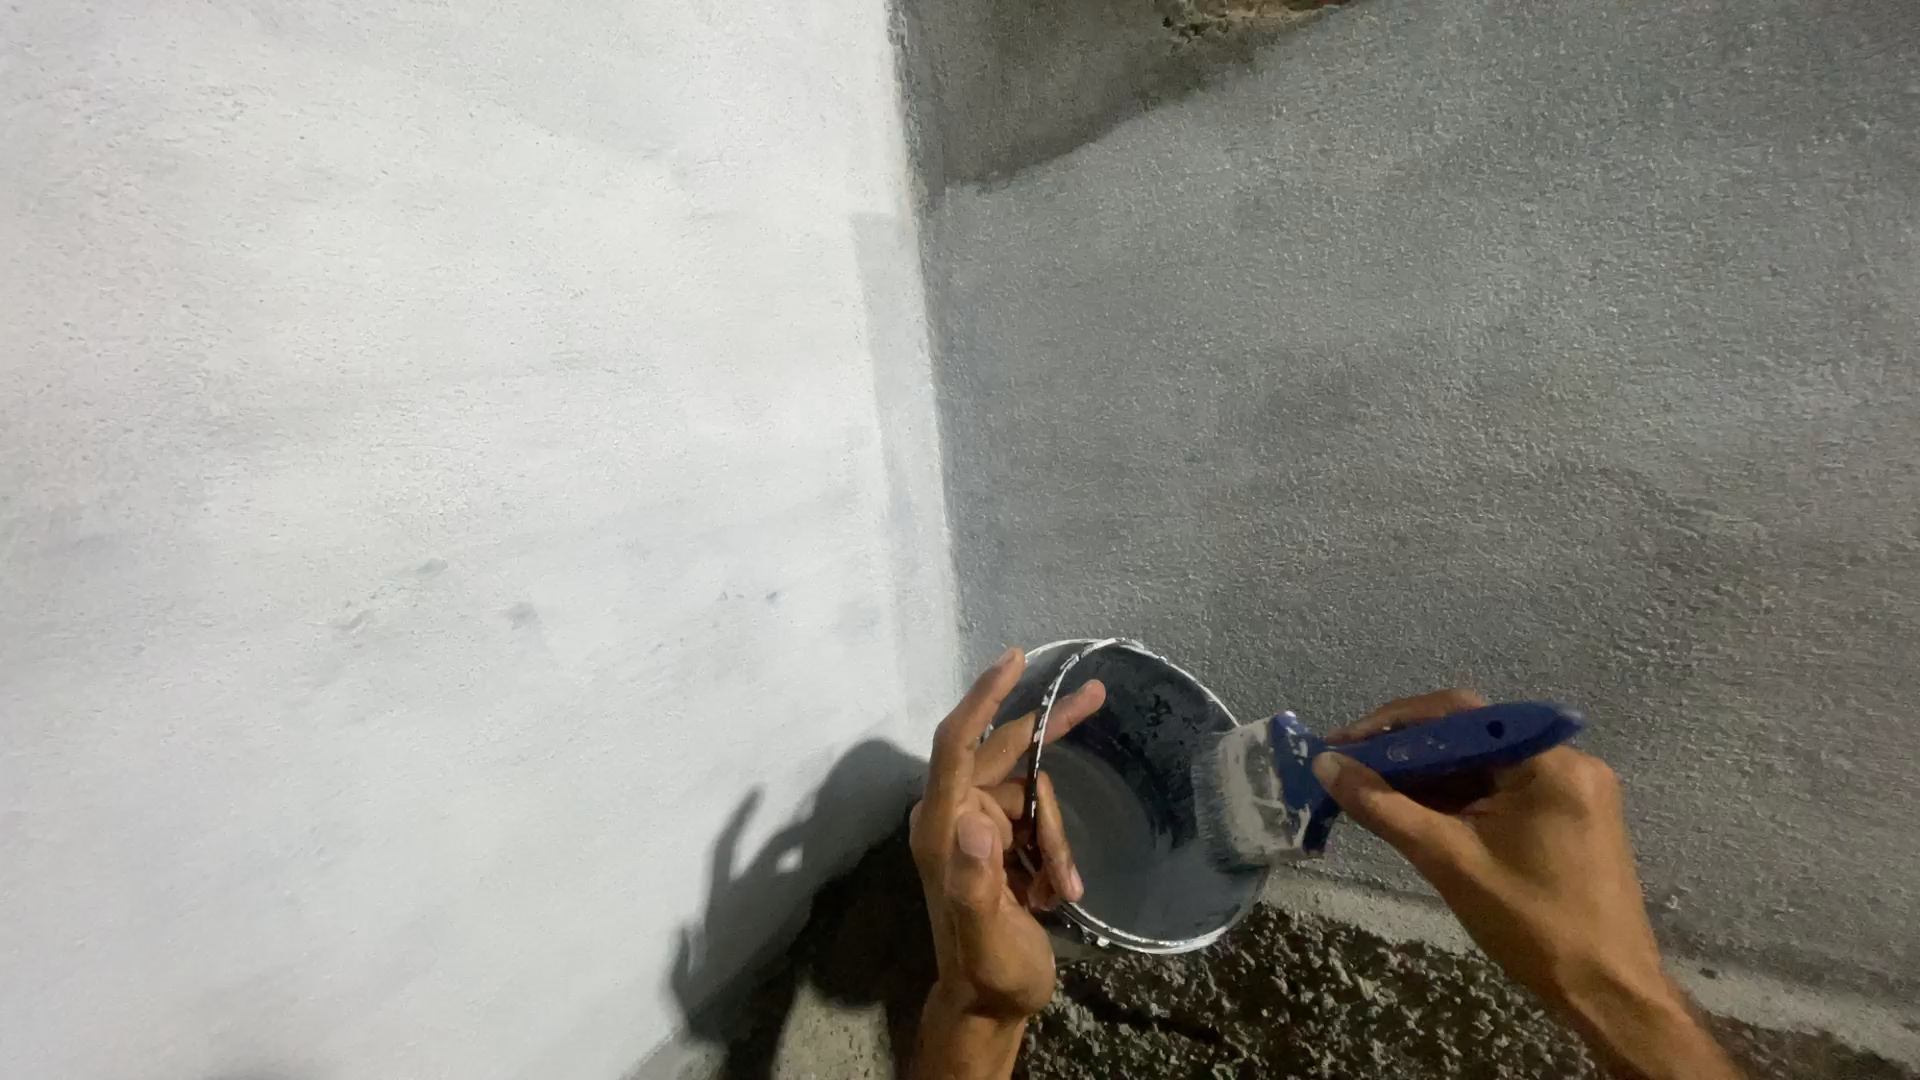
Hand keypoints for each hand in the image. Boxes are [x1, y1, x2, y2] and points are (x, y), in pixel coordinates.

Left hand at [907, 647, 1105, 1079]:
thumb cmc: (988, 972)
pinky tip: (1057, 888)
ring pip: (1032, 793)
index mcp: (941, 825)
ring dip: (1055, 837)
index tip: (1014, 660)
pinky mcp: (1000, 836)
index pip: (956, 743)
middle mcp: (956, 813)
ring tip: (1062, 887)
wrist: (992, 1005)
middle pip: (1005, 751)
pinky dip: (1055, 847)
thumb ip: (974, 884)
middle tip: (1095, 696)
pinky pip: (1038, 818)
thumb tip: (974, 823)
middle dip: (1050, 732)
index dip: (983, 698)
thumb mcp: (986, 939)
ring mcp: (979, 823)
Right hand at [1315, 690, 1740, 1079]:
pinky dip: (1447, 794)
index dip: (1392, 723)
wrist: (1609, 998)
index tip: (1343, 743)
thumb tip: (1323, 763)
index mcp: (1548, 764)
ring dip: (1420, 773)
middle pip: (1464, 735)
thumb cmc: (1532, 923)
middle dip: (1402, 750)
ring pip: (1473, 761)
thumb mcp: (1444, 858)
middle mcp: (1563, 762)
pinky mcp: (1559, 813)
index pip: (1457, 714)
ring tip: (1367, 788)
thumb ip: (1380, 804)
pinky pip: (1490, 785)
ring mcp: (1564, 788)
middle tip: (1348, 766)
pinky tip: (1407, 808)